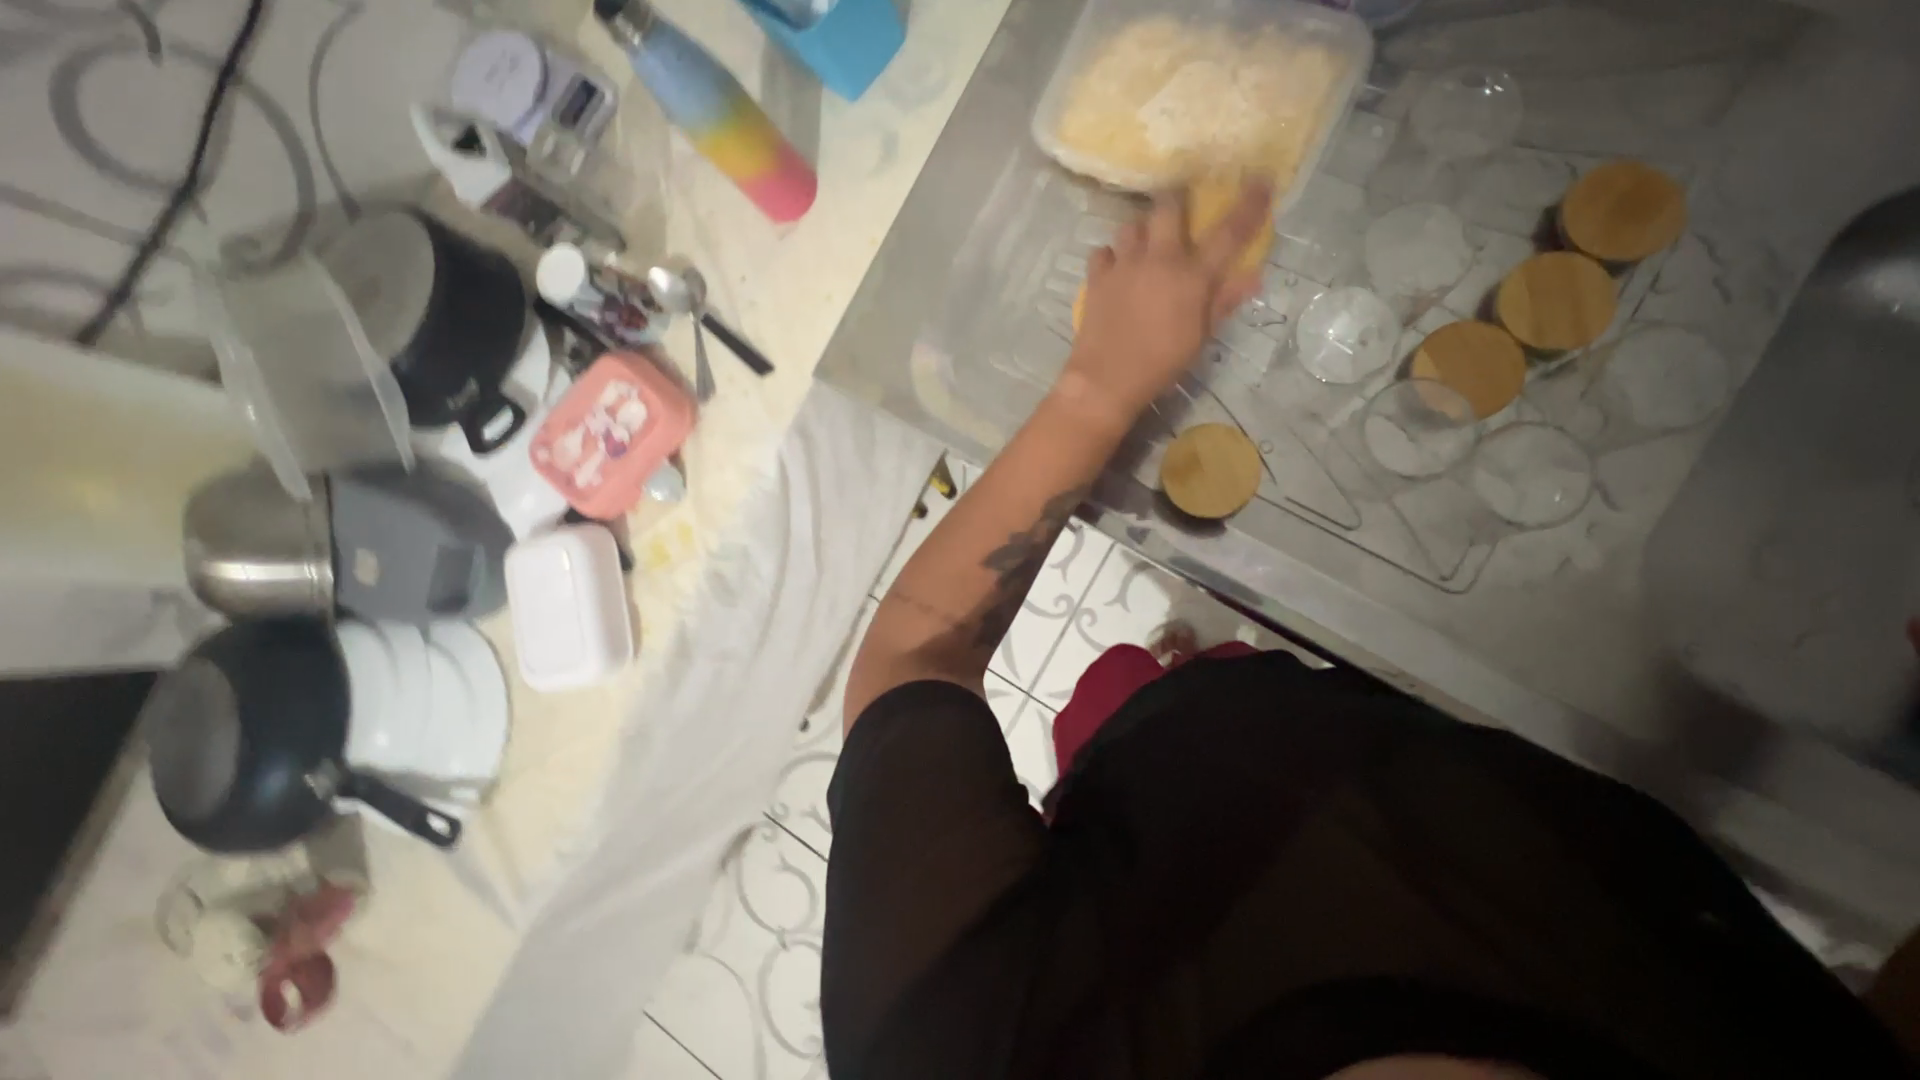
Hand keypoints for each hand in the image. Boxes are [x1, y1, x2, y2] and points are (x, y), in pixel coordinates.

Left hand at [1057, 181, 1272, 421]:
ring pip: (1131, 225)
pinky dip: (1111, 256)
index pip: (1229, 233)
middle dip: (1176, 200)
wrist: (1106, 379)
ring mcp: (1123, 265)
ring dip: (1141, 229)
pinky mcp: (1096, 278)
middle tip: (1181, 208)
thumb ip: (1224, 302)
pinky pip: (1103, 252)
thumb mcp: (1200, 337)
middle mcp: (1158, 260)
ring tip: (1145, 244)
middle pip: (1168, 207)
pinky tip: (1115, 268)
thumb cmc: (1161, 364)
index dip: (1249, 205)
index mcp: (1191, 276)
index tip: (1262, 181)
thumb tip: (1254, 276)